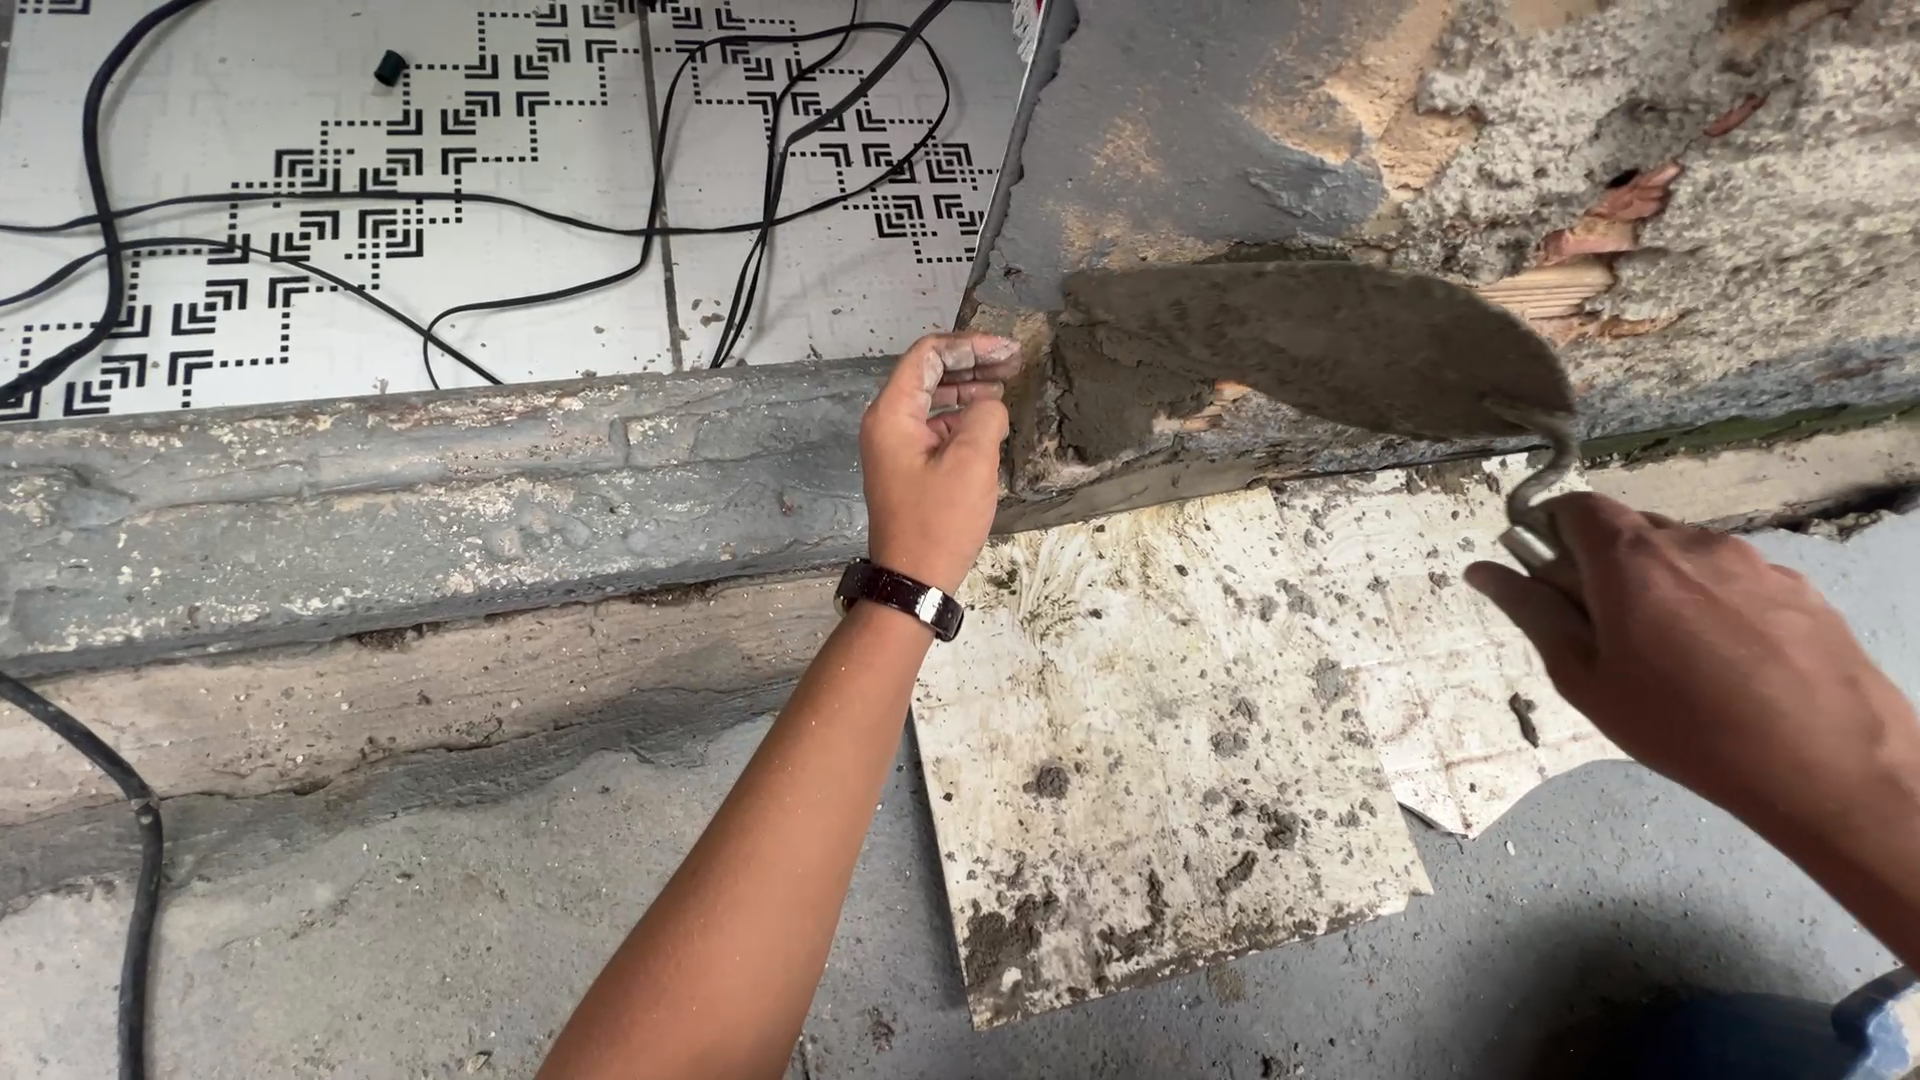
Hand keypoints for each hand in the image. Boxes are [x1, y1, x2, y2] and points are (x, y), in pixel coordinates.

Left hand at [860, 333, 1022, 593]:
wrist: (914, 579)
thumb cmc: (940, 521)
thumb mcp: (972, 462)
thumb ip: (986, 417)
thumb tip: (991, 406)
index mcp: (892, 413)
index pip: (927, 355)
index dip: (970, 346)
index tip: (1007, 352)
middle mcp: (886, 422)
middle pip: (928, 374)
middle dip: (972, 364)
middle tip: (1013, 362)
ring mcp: (894, 446)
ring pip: (932, 400)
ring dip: (968, 389)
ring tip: (1006, 385)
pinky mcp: (906, 466)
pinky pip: (933, 427)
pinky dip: (961, 418)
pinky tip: (989, 420)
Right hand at [1464, 492, 1919, 833]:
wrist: (1835, 774)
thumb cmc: (1681, 725)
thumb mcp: (1581, 675)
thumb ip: (1531, 611)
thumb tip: (1482, 570)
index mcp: (1632, 559)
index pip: (1576, 506)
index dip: (1549, 530)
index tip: (1543, 575)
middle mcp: (1695, 544)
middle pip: (1627, 528)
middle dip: (1598, 562)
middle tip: (1597, 626)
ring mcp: (1757, 564)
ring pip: (1679, 554)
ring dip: (1654, 582)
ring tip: (1663, 650)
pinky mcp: (1802, 590)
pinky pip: (1729, 577)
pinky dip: (1705, 600)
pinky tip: (1719, 658)